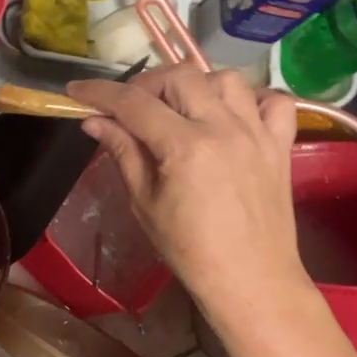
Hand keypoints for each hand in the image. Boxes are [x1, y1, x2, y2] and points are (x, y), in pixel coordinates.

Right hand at [67, 66, 309, 315]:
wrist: (251, 280)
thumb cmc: (189, 249)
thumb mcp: (144, 202)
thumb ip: (123, 152)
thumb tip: (94, 122)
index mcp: (185, 147)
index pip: (133, 103)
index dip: (99, 92)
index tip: (77, 90)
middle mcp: (224, 129)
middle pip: (180, 76)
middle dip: (146, 84)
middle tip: (130, 107)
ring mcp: (257, 133)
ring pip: (225, 79)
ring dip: (195, 85)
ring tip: (179, 108)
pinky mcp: (280, 145)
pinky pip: (273, 101)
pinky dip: (250, 99)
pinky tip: (231, 115)